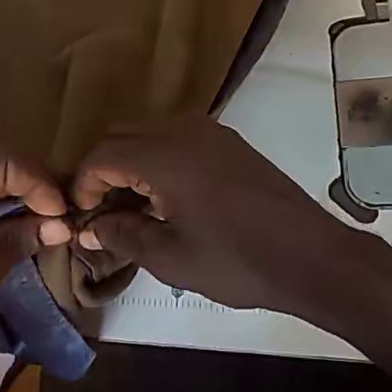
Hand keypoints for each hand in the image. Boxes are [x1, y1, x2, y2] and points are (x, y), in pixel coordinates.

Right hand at [72, 117, 379, 316]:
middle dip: (104, 168)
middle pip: (124, 134)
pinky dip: (161, 157)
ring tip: (134, 206)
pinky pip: (180, 137)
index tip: (84, 217)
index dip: (83, 184)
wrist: (309, 254)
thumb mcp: (171, 257)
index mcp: (165, 156)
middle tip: (103, 211)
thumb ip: (123, 235)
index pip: (103, 154)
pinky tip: (168, 196)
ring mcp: (212, 132)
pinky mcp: (231, 142)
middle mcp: (185, 131)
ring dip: (133, 160)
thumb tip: (91, 226)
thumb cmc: (236, 261)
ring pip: (152, 131)